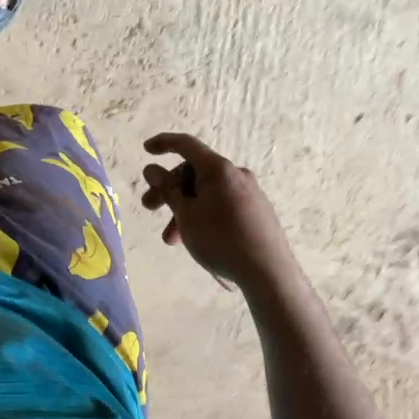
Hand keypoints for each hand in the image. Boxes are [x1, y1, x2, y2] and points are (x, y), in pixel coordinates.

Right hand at [140, 132, 296, 292]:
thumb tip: (152, 169)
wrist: (270, 275)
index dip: (163, 143)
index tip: (147, 150)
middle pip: (194, 173)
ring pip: (207, 194)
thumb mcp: (186, 214)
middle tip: (149, 207)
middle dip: (169, 191)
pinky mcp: (258, 213)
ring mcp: (250, 194)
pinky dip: (204, 215)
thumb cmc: (220, 239)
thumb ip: (167, 189)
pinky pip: (223, 205)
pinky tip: (198, 239)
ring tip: (173, 240)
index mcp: (218, 168)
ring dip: (185, 210)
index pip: (185, 144)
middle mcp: (236, 174)